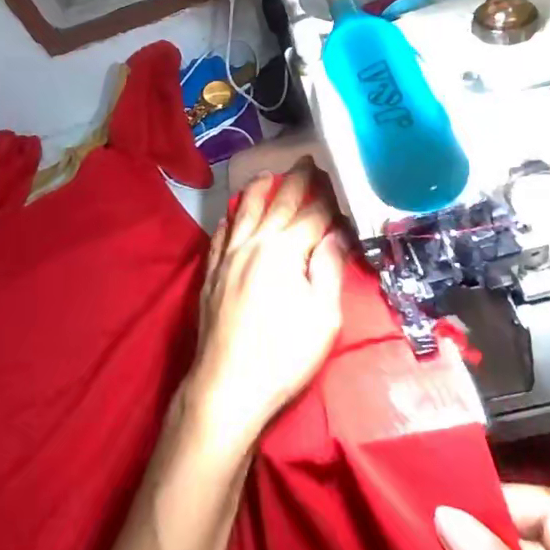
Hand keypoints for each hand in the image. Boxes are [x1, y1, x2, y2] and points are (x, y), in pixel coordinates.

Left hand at [188, 159, 347, 442]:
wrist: (227, 388)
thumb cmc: (284, 355)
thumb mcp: (323, 315)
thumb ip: (329, 267)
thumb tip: (336, 233)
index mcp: (286, 251)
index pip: (313, 215)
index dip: (329, 200)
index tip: (339, 183)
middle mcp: (254, 244)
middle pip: (278, 204)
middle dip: (296, 181)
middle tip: (306, 161)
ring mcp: (228, 259)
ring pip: (243, 213)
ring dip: (257, 190)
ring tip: (267, 174)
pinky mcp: (210, 276)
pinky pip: (219, 236)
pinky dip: (228, 219)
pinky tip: (231, 214)